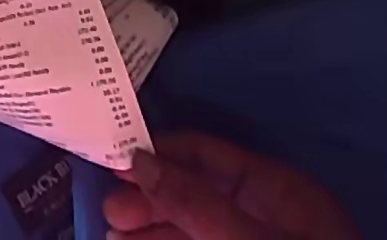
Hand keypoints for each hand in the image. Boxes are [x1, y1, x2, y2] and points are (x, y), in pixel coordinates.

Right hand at [105, 132, 361, 239]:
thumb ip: (192, 200)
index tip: (114, 164)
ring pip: (192, 230)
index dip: (156, 153)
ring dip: (152, 233)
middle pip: (192, 193)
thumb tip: (137, 159)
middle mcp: (266, 216)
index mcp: (276, 190)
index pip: (203, 153)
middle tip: (111, 215)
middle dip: (148, 202)